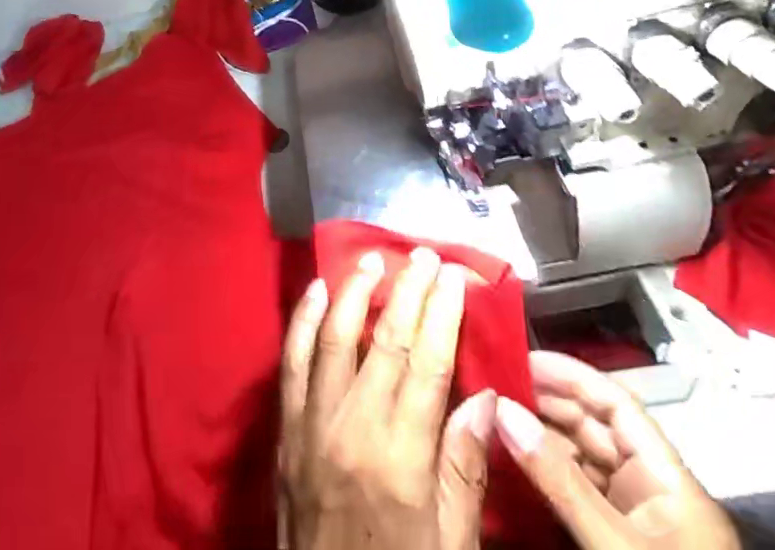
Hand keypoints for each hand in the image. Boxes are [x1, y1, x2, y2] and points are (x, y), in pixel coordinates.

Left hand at [279, 247, 496, 549]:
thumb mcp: (451, 541)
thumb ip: (466, 466)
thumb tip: (488, 396)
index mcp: (402, 457)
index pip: (428, 363)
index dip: (444, 313)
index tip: (455, 275)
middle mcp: (354, 430)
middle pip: (387, 341)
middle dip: (409, 291)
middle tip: (425, 254)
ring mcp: (313, 428)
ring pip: (335, 340)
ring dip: (356, 293)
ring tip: (374, 260)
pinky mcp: (286, 436)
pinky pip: (292, 366)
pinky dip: (303, 323)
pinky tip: (317, 291)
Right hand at [495, 350, 740, 549]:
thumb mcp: (612, 541)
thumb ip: (559, 480)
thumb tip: (506, 413)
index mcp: (667, 474)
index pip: (616, 403)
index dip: (572, 374)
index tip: (523, 358)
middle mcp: (650, 485)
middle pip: (597, 427)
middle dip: (550, 403)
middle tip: (497, 385)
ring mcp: (633, 516)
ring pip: (583, 460)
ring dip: (543, 438)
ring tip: (497, 416)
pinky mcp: (615, 542)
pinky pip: (578, 495)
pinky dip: (547, 477)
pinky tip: (514, 464)